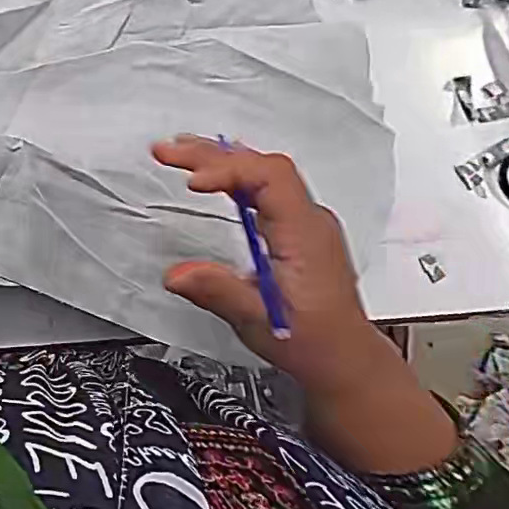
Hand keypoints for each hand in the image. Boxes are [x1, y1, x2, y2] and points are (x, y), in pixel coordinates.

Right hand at [152, 135, 456, 472]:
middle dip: (210, 154)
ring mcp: (303, 220)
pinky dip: (232, 173)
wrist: (342, 357)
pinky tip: (213, 171)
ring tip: (179, 151)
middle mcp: (308, 219)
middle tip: (166, 151)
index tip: (192, 183)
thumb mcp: (259, 320)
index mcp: (304, 234)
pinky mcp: (294, 227)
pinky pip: (264, 185)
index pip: (269, 178)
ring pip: (261, 171)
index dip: (228, 171)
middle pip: (260, 166)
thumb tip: (176, 274)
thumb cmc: (312, 341)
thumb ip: (218, 292)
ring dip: (219, 158)